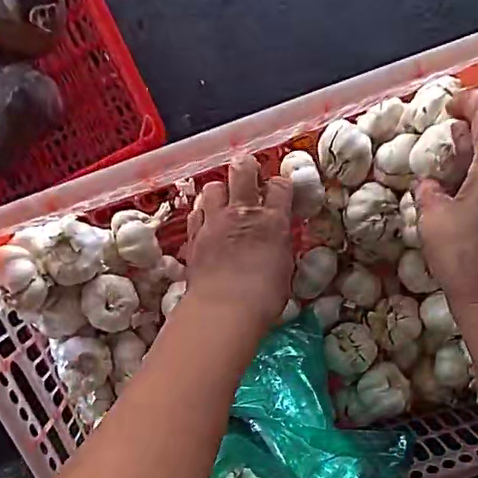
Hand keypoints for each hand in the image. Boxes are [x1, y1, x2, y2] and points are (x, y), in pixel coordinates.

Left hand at [184, 155, 293, 333]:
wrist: (224, 309)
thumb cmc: (264, 298)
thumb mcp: (284, 269)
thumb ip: (279, 247)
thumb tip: (277, 242)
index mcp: (272, 221)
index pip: (280, 186)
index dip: (281, 186)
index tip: (280, 192)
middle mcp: (243, 213)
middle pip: (243, 170)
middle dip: (247, 168)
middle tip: (250, 176)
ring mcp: (215, 221)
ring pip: (214, 186)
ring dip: (221, 191)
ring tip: (225, 202)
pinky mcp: (194, 235)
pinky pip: (196, 212)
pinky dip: (203, 214)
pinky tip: (207, 223)